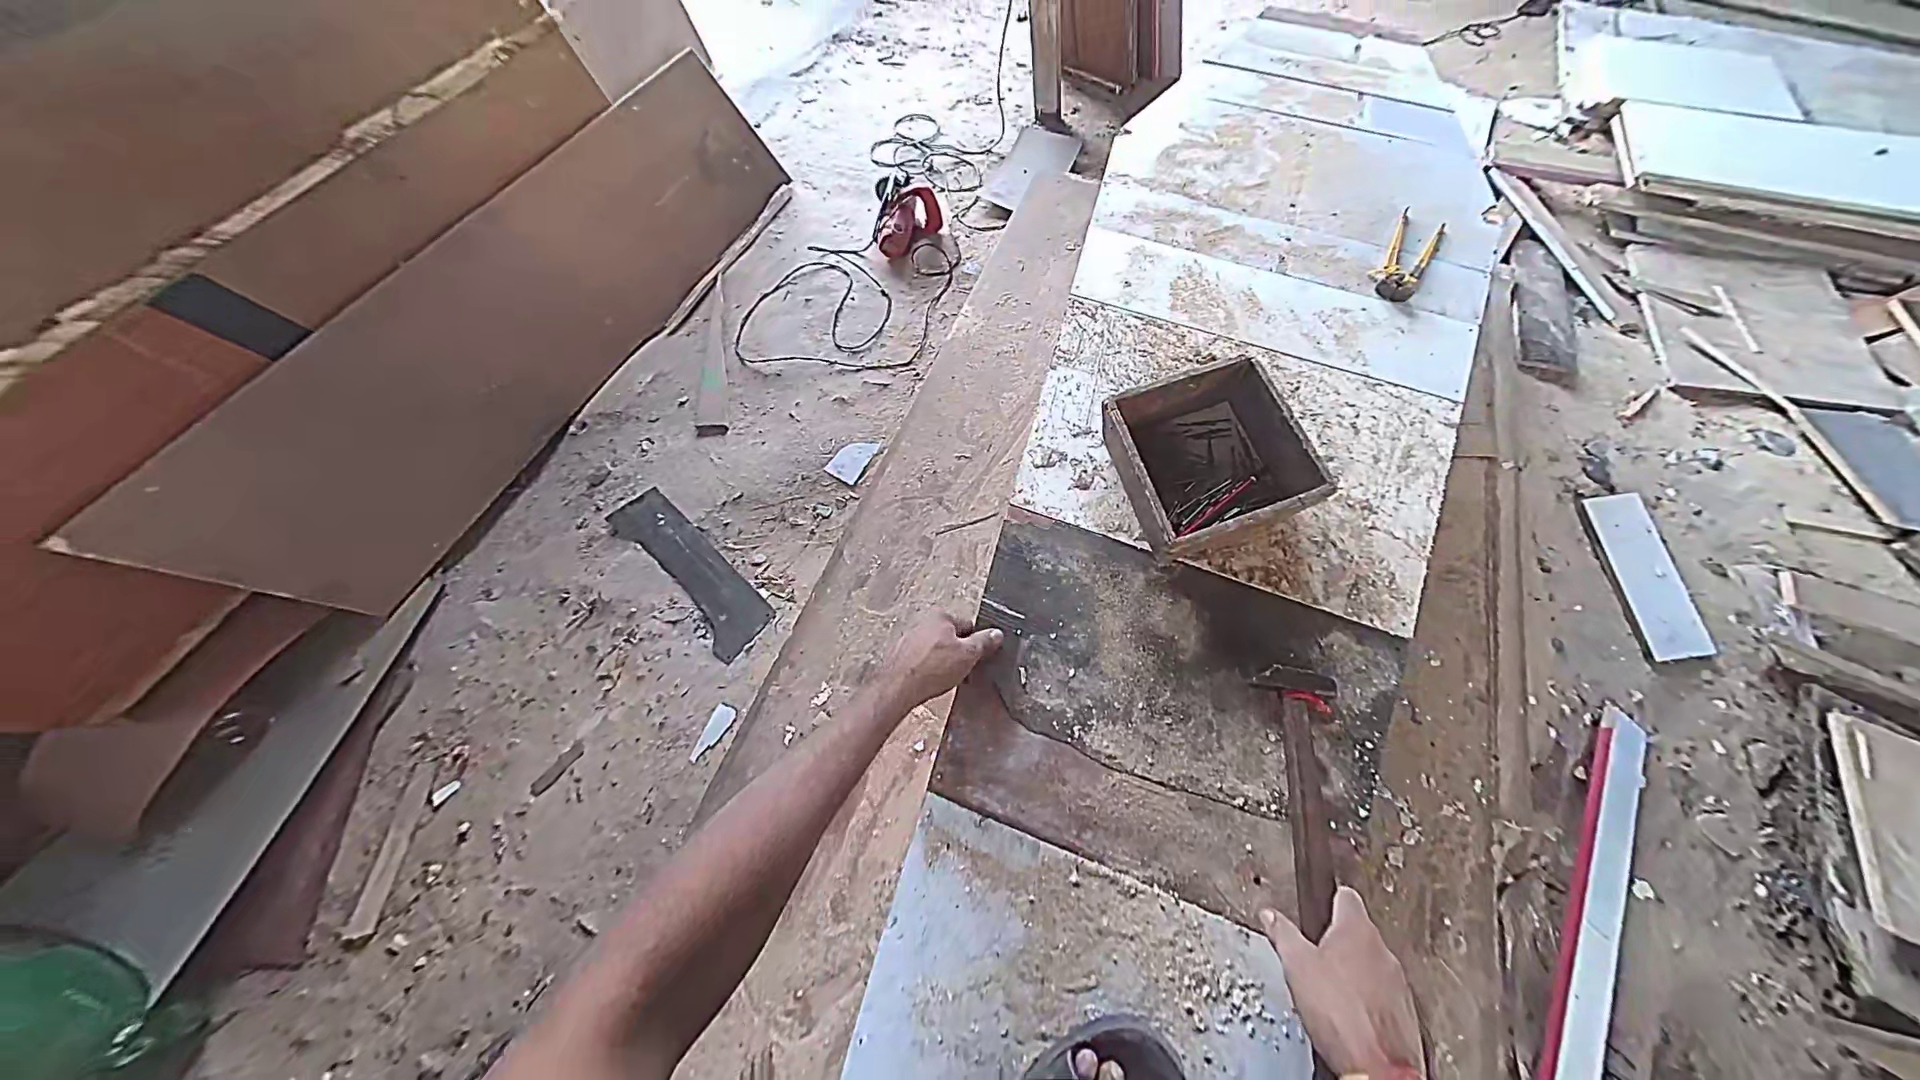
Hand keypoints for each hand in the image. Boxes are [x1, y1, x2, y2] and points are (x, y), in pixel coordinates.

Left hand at [877, 610, 1002, 709]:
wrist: (899, 688)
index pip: (969, 626)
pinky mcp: (901, 656)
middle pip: (952, 639)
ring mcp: (910, 640)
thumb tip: (996, 634)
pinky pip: (922, 662)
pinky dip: (929, 670)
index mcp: (940, 617)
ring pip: (937, 651)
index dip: (977, 644)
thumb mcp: (968, 655)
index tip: (980, 657)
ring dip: (944, 664)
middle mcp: (923, 623)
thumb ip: (984, 642)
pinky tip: (932, 682)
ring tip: (947, 679)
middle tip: (965, 671)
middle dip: (960, 655)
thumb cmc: (930, 669)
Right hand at [1262, 887, 1424, 1079]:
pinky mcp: (1405, 1015)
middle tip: (1316, 948)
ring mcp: (1398, 985)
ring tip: (1330, 985)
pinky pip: (1383, 994)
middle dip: (1339, 938)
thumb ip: (1283, 933)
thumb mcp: (1296, 963)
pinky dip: (1367, 997)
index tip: (1323, 902)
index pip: (1346, 898)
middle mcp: (1383, 952)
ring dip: (1354, 969)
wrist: (1379, 1068)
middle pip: (1359, 931)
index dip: (1331, 899)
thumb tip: (1271, 916)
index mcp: (1357, 930)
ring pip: (1373, 964)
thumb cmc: (1340, 1012)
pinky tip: (1348, 1010)